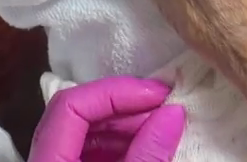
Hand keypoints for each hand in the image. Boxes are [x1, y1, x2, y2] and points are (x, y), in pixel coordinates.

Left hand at [28, 78, 186, 161]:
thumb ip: (147, 155)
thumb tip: (175, 111)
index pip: (70, 105)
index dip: (115, 92)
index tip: (157, 95)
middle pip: (77, 116)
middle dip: (124, 108)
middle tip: (165, 107)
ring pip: (85, 136)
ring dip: (125, 127)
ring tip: (161, 127)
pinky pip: (89, 156)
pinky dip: (120, 148)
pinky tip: (146, 148)